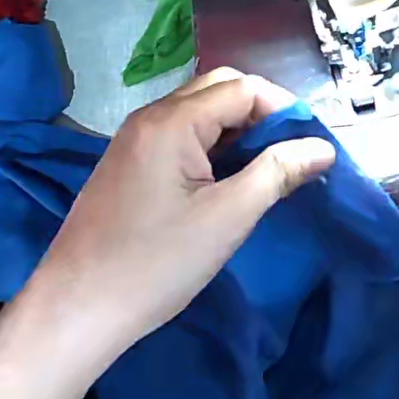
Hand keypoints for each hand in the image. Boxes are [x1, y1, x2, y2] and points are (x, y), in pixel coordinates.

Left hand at [0, 68, 334, 398]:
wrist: (75, 311)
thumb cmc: (156, 263)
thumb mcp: (228, 217)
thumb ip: (278, 172)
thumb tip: (323, 148)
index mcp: (171, 121)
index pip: (242, 88)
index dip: (284, 108)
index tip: (311, 143)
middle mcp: (150, 117)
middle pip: (219, 88)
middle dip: (262, 111)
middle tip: (289, 150)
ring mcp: (135, 139)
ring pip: (199, 111)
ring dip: (238, 127)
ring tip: (266, 164)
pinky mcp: (130, 163)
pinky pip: (181, 134)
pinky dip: (213, 143)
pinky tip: (227, 176)